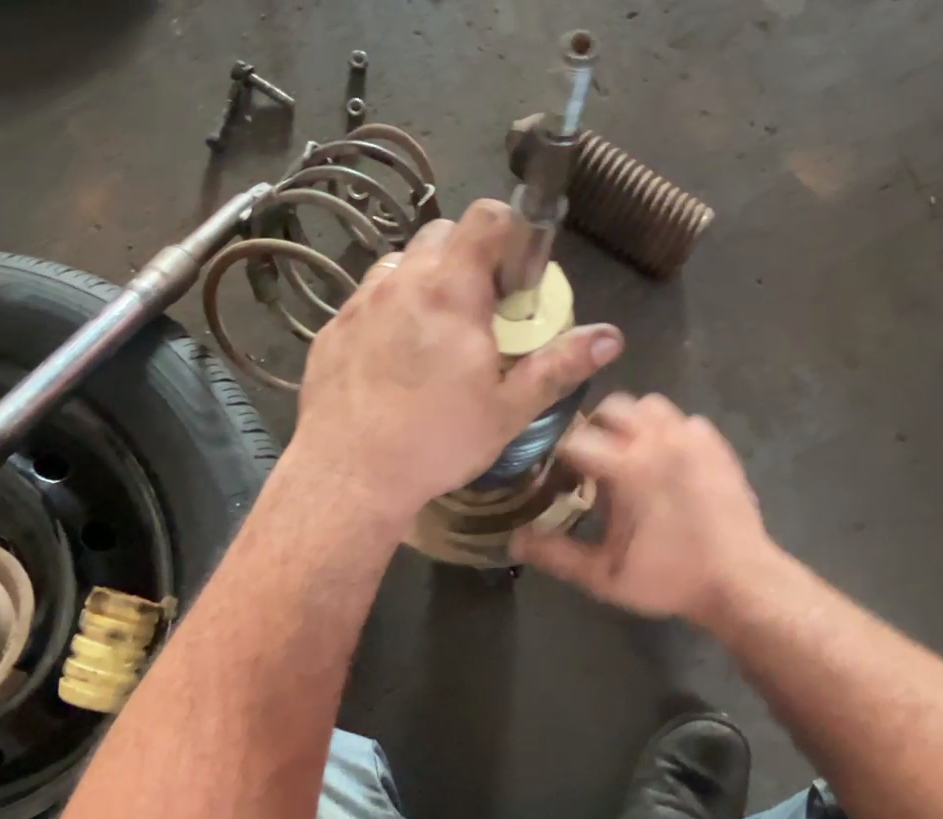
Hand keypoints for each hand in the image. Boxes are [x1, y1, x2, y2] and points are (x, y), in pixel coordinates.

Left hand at [288, 199, 625, 524]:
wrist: (349, 476)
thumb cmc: (436, 443)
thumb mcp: (507, 410)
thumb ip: (558, 366)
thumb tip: (611, 338)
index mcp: (450, 289)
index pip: (487, 217)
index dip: (512, 235)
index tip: (517, 281)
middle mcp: (401, 281)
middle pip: (442, 235)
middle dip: (470, 260)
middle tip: (482, 313)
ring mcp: (359, 303)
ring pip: (400, 266)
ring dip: (427, 283)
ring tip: (436, 337)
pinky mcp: (332, 329)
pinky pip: (367, 301)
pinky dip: (389, 312)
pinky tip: (394, 361)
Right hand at [511, 392, 781, 625]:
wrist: (741, 582)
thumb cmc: (668, 578)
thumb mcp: (603, 575)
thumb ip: (555, 554)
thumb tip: (512, 540)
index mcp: (627, 467)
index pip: (574, 437)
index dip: (555, 453)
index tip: (551, 473)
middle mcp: (659, 440)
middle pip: (611, 407)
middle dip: (593, 428)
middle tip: (587, 462)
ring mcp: (692, 438)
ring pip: (649, 404)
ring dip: (631, 423)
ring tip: (625, 455)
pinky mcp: (717, 446)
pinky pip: (684, 419)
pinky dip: (668, 432)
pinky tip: (664, 462)